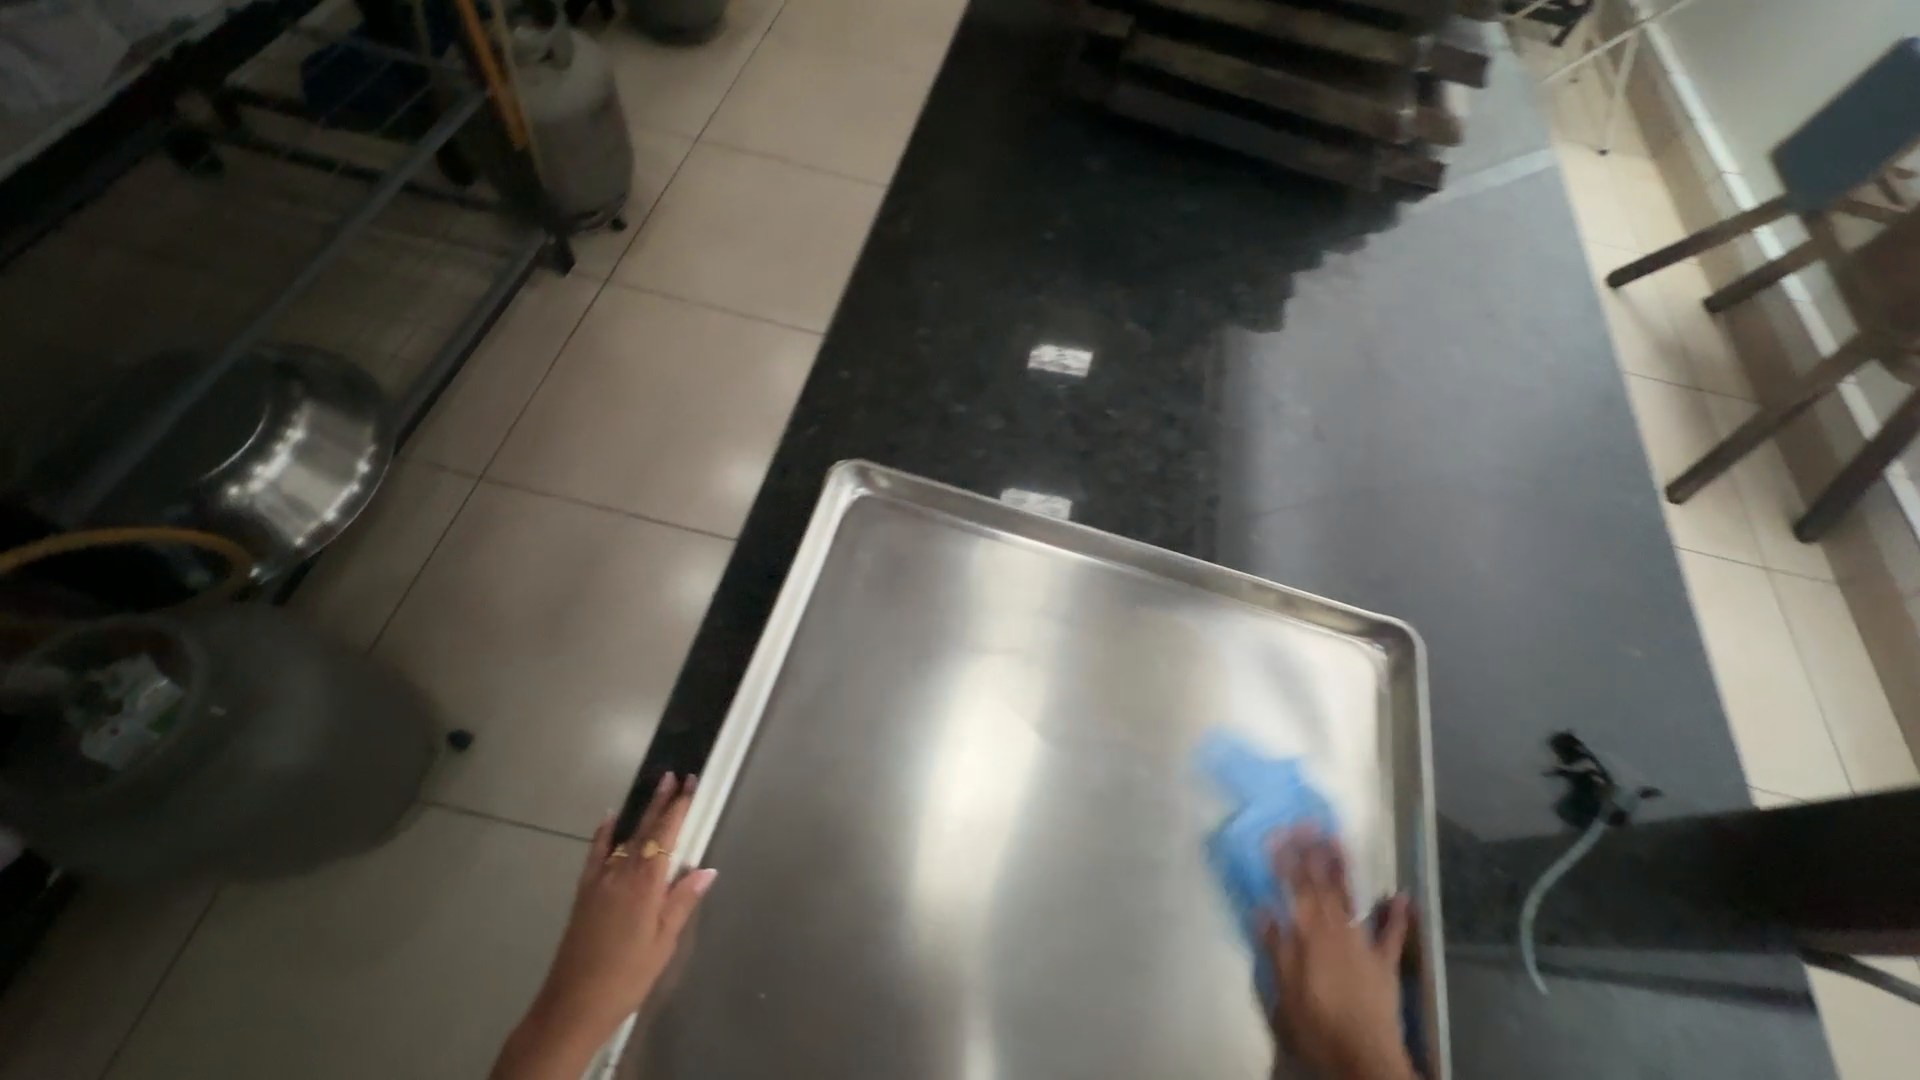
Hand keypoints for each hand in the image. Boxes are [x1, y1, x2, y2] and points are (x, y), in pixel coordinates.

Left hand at [490, 773, 717, 1079]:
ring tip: (655, 788)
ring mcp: (600, 881)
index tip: (689, 783)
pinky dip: (604, 834)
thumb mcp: (663, 942)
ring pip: (625, 837)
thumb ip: (682, 902)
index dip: (679, 807)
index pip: (666, 835)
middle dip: (662, 801)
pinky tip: (610, 818)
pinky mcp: (585, 892)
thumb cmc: (627, 975)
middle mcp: (622, 874)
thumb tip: (706, 869)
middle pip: (645, 829)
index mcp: (646, 884)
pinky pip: (596, 854)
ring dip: (641, 812)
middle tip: (674, 775)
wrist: (573, 1004)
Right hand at [1261, 828, 1415, 1079]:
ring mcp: (1363, 945)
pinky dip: (1397, 915)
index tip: (1278, 833)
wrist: (1365, 1058)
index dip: (1286, 860)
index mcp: (1308, 935)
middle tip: (1306, 823)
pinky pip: (1391, 935)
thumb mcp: (1284, 988)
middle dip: (1313, 852)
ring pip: (1351, 899)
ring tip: (1338, 840)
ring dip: (1345, 869)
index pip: (1294, 888)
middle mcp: (1335, 931)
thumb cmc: (1317, 1023)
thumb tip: (1263, 908)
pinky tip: (1401, 895)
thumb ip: (1276, 946)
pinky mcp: (1384, 964)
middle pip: (1322, 885)